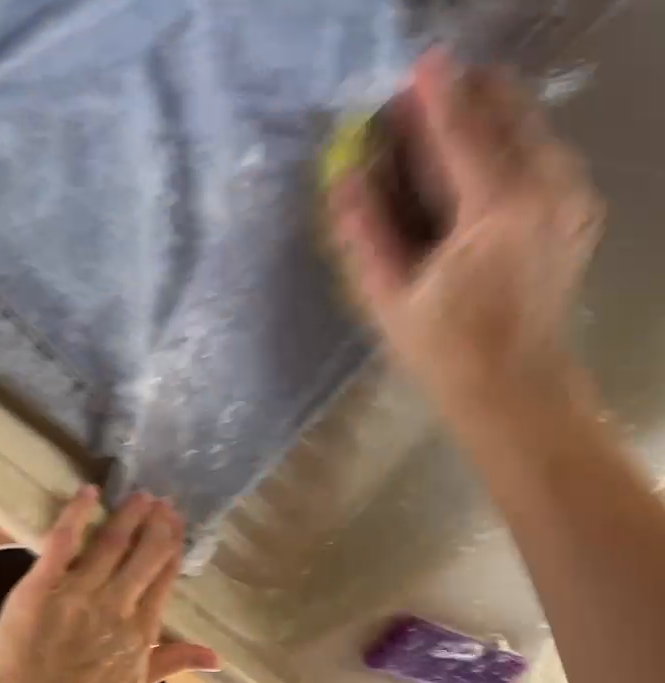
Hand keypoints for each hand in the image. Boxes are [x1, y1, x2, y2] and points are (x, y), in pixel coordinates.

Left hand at [0, 487, 218, 682]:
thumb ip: (169, 663)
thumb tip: (213, 656)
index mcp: (140, 632)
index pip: (161, 581)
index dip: (169, 551)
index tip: (175, 527)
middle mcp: (116, 607)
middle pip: (143, 557)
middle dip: (154, 526)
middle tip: (161, 500)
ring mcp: (80, 594)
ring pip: (110, 545)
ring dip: (126, 517)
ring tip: (138, 495)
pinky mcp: (42, 587)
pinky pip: (63, 543)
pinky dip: (76, 515)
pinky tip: (88, 493)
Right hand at [327, 48, 603, 404]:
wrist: (512, 382)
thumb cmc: (438, 344)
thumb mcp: (386, 291)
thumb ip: (366, 228)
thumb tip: (345, 176)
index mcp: (499, 209)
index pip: (466, 134)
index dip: (439, 97)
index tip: (421, 62)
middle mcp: (550, 190)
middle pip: (511, 119)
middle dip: (467, 98)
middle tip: (420, 94)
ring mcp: (572, 197)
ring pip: (531, 132)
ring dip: (485, 118)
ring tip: (441, 116)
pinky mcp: (575, 209)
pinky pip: (540, 155)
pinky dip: (505, 142)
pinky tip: (472, 154)